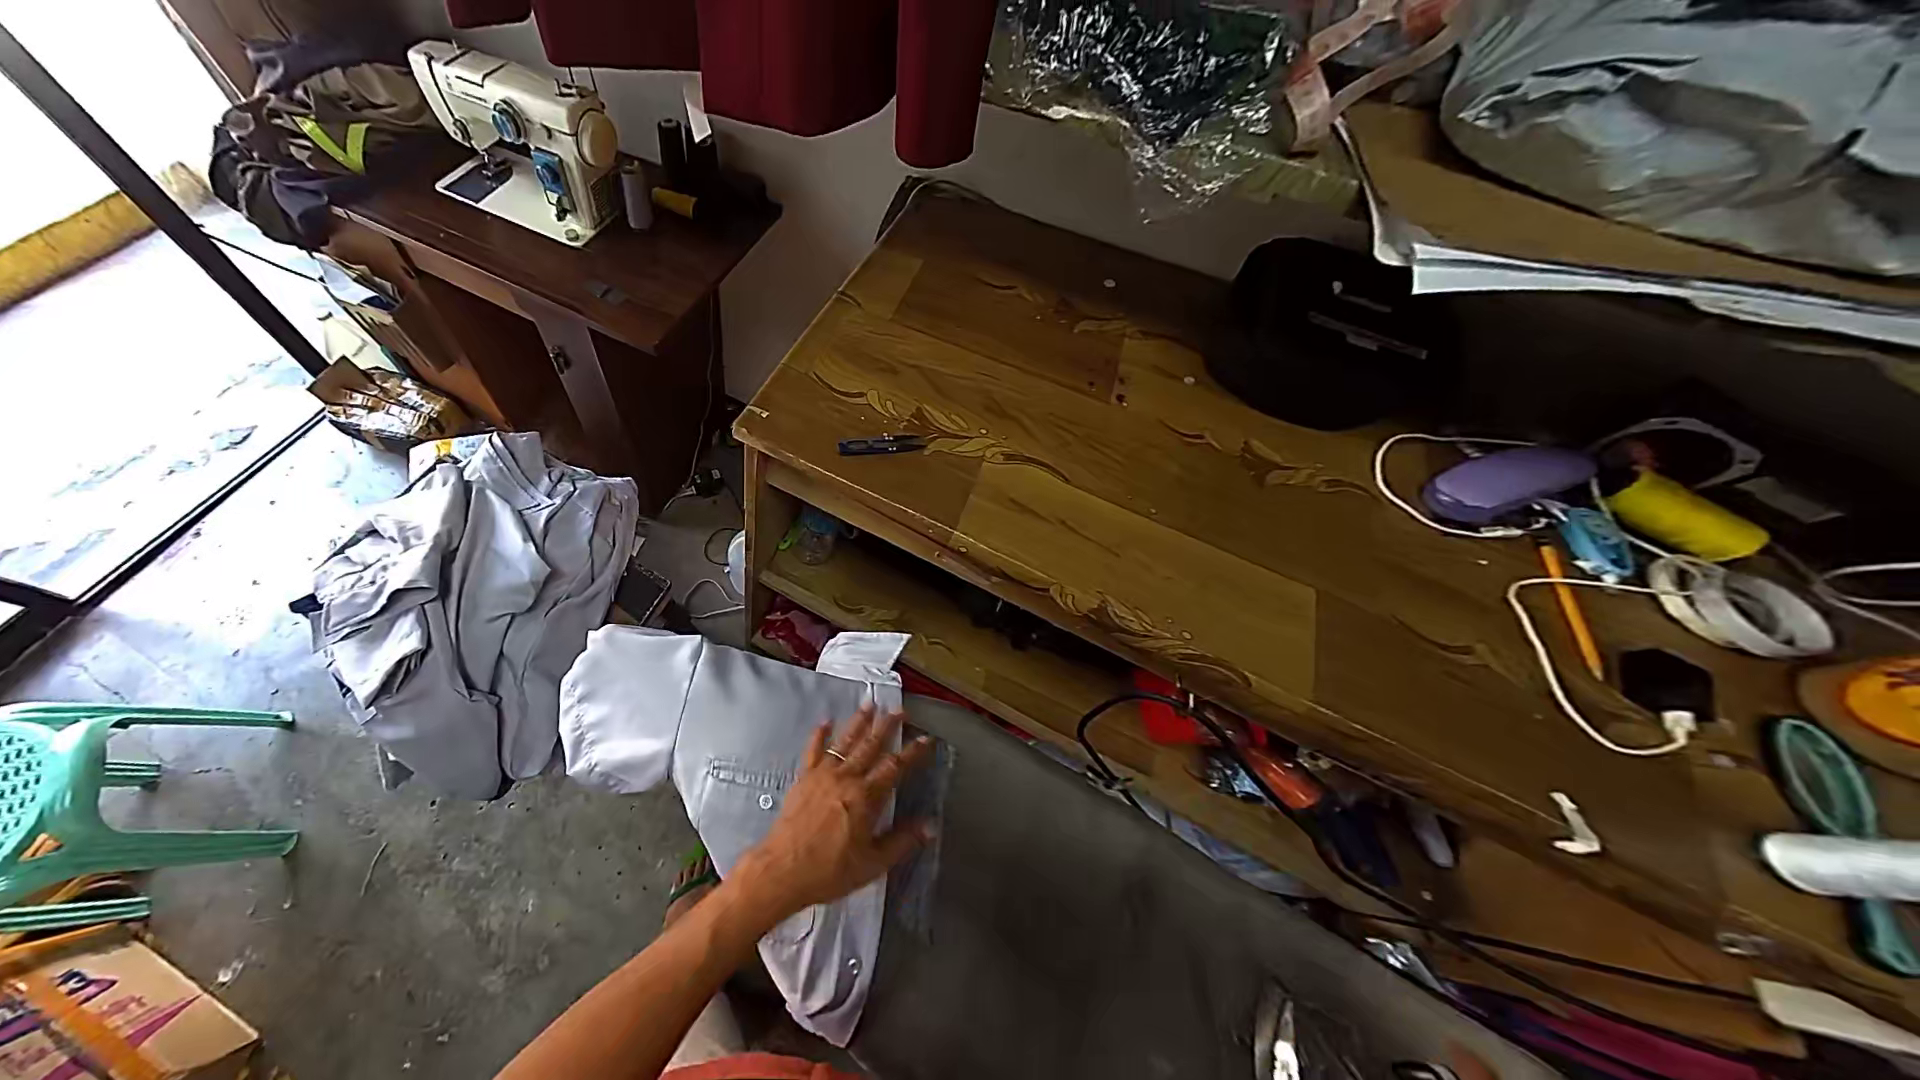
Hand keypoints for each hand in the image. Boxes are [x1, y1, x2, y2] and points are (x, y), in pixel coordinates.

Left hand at [730, 703, 933, 925]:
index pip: (895, 767)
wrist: (781, 872)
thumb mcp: (873, 864)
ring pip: (845, 741)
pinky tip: (825, 722)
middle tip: (899, 709)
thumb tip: (929, 826)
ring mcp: (823, 776)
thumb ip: (902, 842)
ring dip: (859, 722)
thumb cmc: (829, 871)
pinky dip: (820, 735)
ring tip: (869, 705)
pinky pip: (813, 751)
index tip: (925, 739)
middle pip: (871, 745)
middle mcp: (846, 779)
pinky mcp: (803, 779)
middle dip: (887, 726)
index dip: (913, 752)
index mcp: (866, 797)